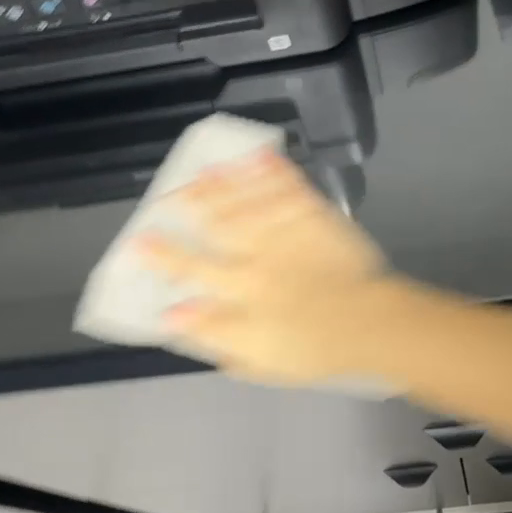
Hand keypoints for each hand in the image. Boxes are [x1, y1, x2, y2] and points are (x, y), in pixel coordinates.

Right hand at [138, 149, 411, 384]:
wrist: (370, 324)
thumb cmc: (315, 349)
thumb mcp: (258, 357)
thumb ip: (213, 333)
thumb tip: (173, 315)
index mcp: (242, 288)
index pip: (194, 268)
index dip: (165, 254)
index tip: (140, 240)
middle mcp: (259, 253)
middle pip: (218, 224)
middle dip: (191, 206)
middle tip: (169, 192)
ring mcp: (289, 231)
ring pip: (248, 200)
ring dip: (225, 183)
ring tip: (206, 169)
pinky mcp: (316, 216)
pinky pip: (290, 189)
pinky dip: (274, 170)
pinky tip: (260, 155)